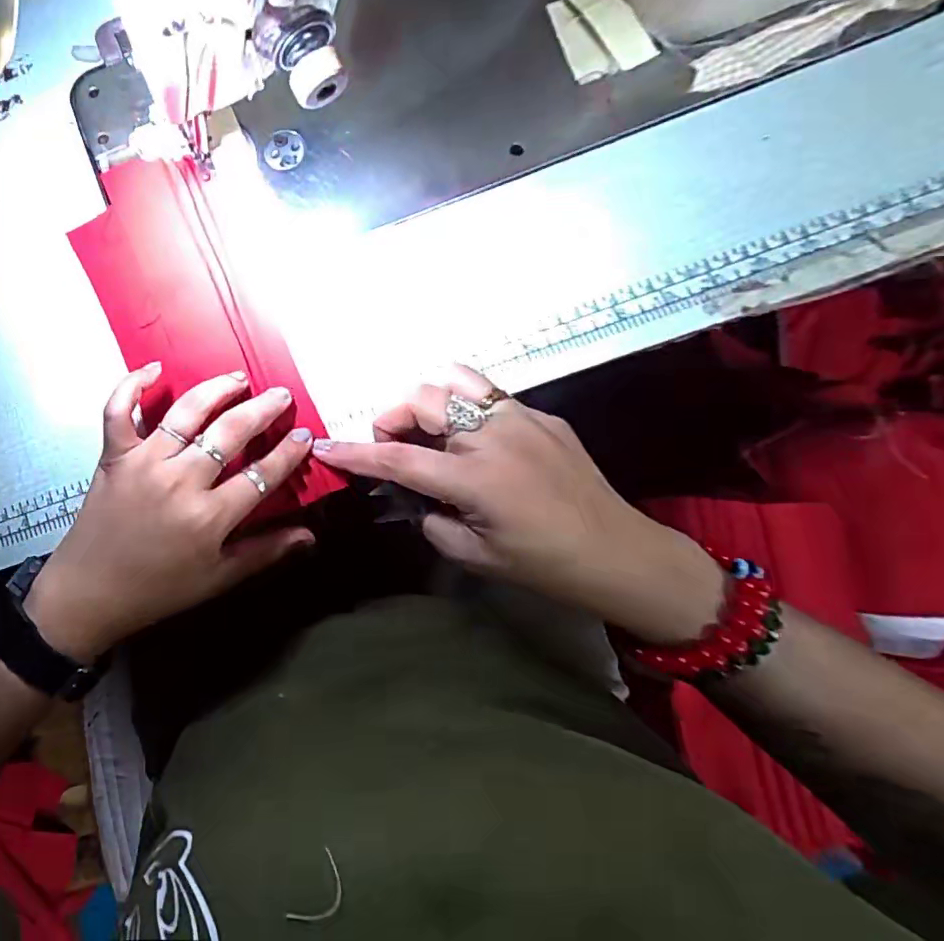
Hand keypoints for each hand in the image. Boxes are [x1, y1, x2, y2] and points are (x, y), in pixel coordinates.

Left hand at [22, 364, 315, 661]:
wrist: (89, 593)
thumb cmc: (157, 588)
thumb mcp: (218, 578)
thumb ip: (265, 552)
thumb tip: (309, 536)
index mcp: (208, 517)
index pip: (260, 475)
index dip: (288, 453)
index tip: (304, 436)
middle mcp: (179, 482)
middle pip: (229, 433)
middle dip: (262, 410)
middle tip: (280, 395)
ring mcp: (144, 464)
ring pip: (186, 413)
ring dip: (217, 390)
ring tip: (238, 378)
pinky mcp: (114, 456)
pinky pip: (120, 411)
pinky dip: (133, 385)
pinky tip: (154, 369)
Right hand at [313, 364, 725, 643]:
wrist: (617, 552)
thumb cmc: (542, 565)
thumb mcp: (473, 555)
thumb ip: (431, 519)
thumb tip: (417, 495)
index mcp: (473, 477)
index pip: (397, 458)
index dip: (355, 452)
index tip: (326, 446)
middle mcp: (492, 435)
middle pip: (421, 399)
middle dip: (392, 419)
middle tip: (397, 447)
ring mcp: (521, 416)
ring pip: (455, 378)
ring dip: (429, 399)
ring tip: (432, 428)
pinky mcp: (542, 415)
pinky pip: (490, 396)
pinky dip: (467, 409)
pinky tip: (478, 440)